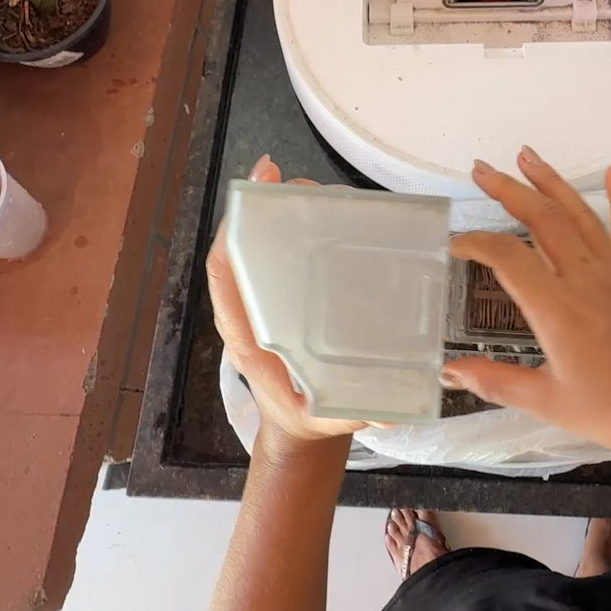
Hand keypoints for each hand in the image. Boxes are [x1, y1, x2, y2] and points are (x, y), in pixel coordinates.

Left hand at [206, 155, 367, 443]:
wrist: (300, 429)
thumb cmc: (308, 416)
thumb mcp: (327, 414)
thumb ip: (350, 409)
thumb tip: (385, 405)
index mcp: (247, 333)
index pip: (225, 272)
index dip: (233, 229)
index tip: (254, 192)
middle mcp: (252, 308)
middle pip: (245, 247)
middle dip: (266, 207)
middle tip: (301, 182)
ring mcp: (268, 301)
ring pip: (265, 245)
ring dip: (285, 213)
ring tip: (320, 190)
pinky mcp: (288, 298)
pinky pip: (286, 256)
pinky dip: (303, 229)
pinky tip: (334, 213)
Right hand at [441, 147, 610, 457]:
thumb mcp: (549, 403)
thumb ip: (495, 381)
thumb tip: (449, 372)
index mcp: (557, 309)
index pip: (508, 257)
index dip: (477, 243)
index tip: (457, 243)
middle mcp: (585, 277)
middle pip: (542, 218)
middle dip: (508, 190)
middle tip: (481, 169)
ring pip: (578, 212)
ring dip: (550, 181)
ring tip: (525, 155)